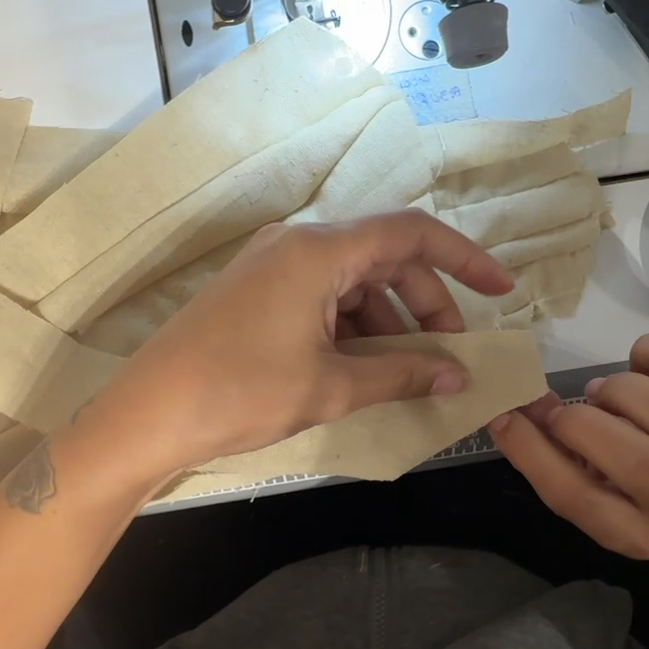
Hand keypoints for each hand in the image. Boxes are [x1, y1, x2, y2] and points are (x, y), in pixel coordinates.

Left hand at [81, 211, 513, 481]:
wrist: (148, 415)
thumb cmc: (241, 393)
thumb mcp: (331, 386)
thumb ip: (402, 374)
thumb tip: (457, 377)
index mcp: (318, 250)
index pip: (411, 233)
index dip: (464, 259)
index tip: (500, 291)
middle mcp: (296, 244)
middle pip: (384, 257)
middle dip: (426, 303)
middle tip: (450, 355)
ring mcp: (271, 266)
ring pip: (353, 281)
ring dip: (389, 321)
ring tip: (408, 371)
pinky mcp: (256, 292)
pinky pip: (322, 297)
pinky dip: (353, 327)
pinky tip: (364, 367)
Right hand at [490, 333, 648, 561]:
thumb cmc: (624, 486)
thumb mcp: (582, 484)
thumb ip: (546, 452)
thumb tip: (511, 407)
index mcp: (636, 533)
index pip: (581, 500)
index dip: (534, 453)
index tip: (504, 417)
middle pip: (643, 467)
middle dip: (585, 425)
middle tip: (562, 411)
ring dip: (629, 394)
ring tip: (603, 390)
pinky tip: (640, 358)